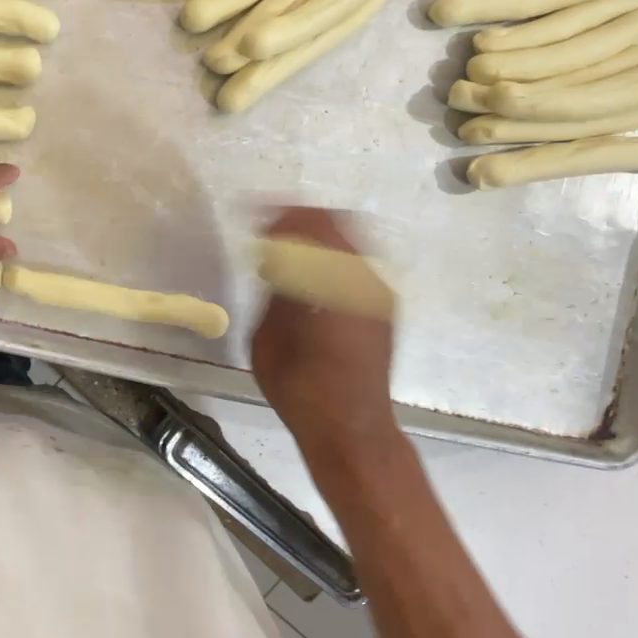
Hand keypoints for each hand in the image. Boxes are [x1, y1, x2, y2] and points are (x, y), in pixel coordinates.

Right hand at [251, 208, 397, 453]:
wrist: (350, 426)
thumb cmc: (297, 387)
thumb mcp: (267, 335)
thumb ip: (276, 291)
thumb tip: (276, 262)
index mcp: (327, 284)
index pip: (306, 227)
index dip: (278, 214)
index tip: (253, 211)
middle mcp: (360, 280)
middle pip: (336, 221)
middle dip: (301, 216)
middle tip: (271, 224)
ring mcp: (378, 291)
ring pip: (350, 239)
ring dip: (318, 235)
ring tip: (288, 251)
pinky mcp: (384, 306)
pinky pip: (356, 262)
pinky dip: (331, 255)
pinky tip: (310, 276)